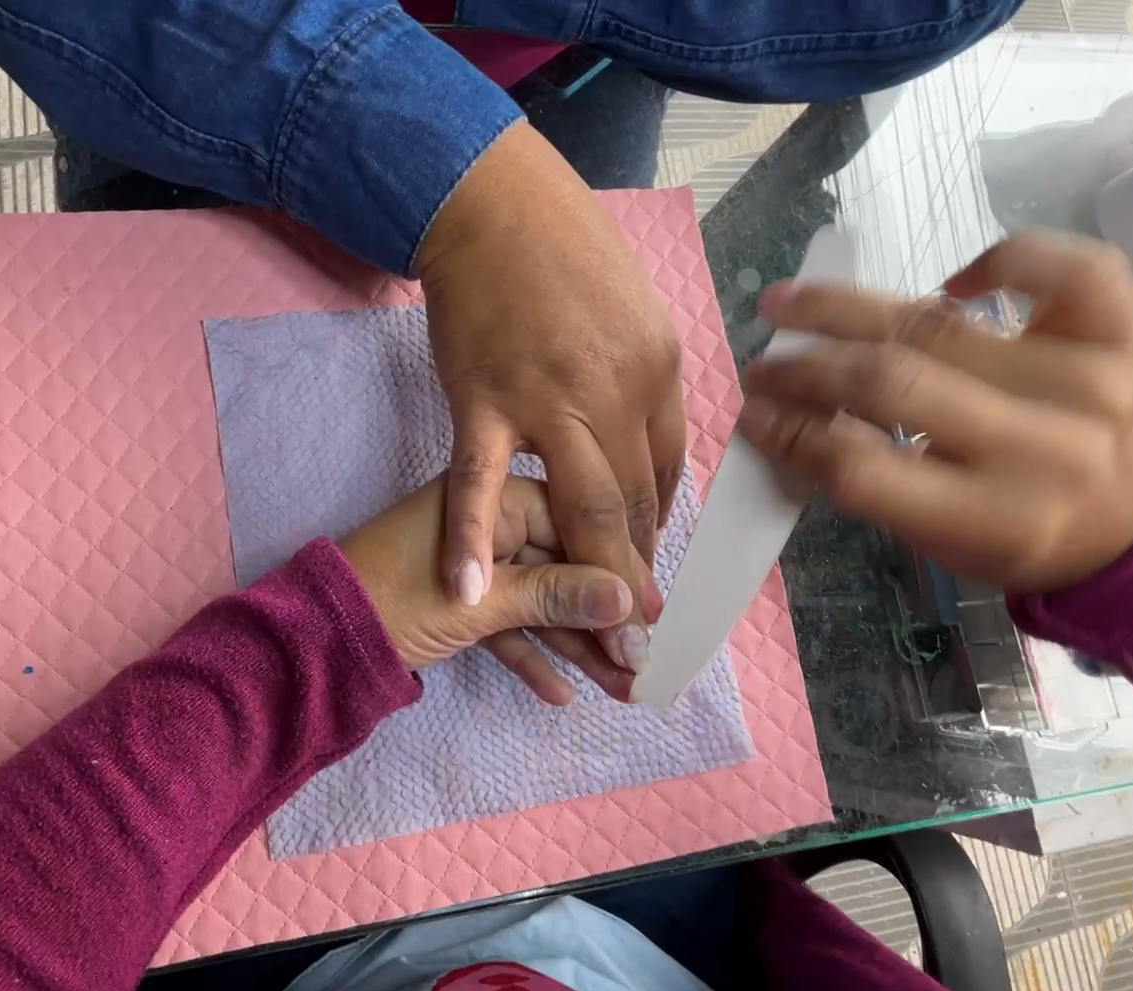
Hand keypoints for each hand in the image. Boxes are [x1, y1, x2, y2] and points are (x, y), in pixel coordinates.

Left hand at [340, 476, 638, 704]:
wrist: (315, 640)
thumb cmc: (396, 602)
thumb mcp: (480, 602)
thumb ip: (554, 597)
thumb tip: (628, 600)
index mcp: (492, 499)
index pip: (574, 526)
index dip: (616, 574)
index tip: (653, 618)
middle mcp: (486, 526)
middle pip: (560, 570)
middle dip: (600, 621)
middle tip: (641, 664)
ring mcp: (472, 567)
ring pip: (536, 604)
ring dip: (573, 646)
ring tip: (620, 688)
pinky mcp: (456, 604)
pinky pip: (503, 626)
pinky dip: (526, 656)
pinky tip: (560, 692)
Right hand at [414, 121, 684, 675]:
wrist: (492, 206)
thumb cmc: (565, 257)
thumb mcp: (635, 313)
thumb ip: (647, 389)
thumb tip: (647, 457)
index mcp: (658, 368)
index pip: (665, 472)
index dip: (656, 530)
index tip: (644, 571)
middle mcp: (615, 389)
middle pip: (631, 500)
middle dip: (636, 575)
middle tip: (640, 641)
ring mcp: (547, 398)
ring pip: (577, 503)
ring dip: (585, 577)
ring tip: (593, 642)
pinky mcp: (482, 402)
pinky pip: (479, 480)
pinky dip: (471, 537)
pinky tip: (467, 590)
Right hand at [739, 229, 1132, 592]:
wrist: (1126, 525)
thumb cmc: (1002, 535)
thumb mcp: (921, 532)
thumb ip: (855, 475)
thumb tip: (777, 414)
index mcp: (985, 516)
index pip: (861, 465)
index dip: (794, 434)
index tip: (752, 414)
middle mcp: (1040, 444)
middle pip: (893, 383)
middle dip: (808, 369)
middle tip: (761, 364)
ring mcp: (1086, 380)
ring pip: (943, 324)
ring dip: (848, 309)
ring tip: (791, 303)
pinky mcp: (1121, 335)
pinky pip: (1070, 267)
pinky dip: (1005, 258)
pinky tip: (952, 281)